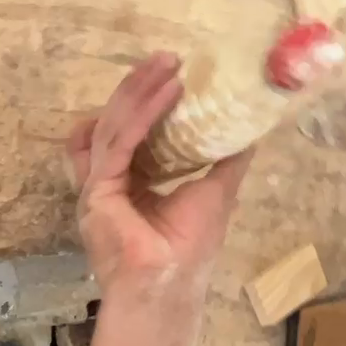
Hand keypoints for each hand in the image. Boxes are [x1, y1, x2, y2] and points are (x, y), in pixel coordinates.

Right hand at [68, 53, 252, 295]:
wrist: (167, 284)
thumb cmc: (187, 250)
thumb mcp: (214, 190)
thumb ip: (224, 157)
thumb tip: (248, 125)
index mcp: (128, 188)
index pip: (127, 137)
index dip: (143, 105)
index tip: (168, 76)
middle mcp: (107, 187)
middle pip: (115, 126)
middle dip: (138, 90)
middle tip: (167, 60)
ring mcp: (97, 191)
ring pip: (111, 129)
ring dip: (139, 93)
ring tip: (167, 66)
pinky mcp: (97, 195)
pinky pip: (118, 144)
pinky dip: (142, 115)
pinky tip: (167, 93)